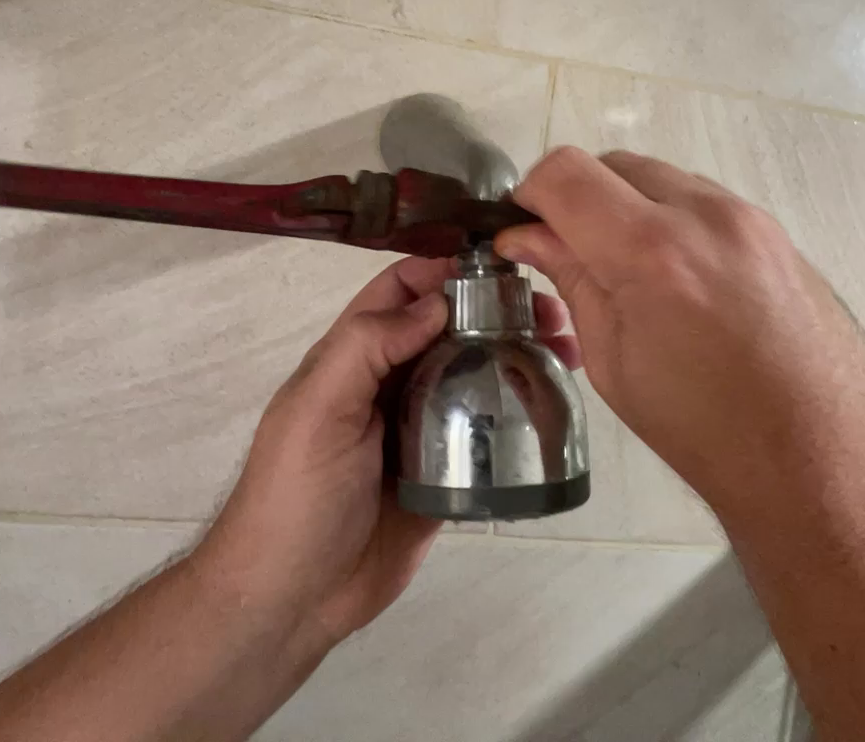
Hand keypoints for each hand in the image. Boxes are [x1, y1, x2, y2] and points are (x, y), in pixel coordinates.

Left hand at [192, 255, 580, 654]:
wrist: (298, 597)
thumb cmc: (297, 493)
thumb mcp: (318, 408)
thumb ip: (366, 346)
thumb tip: (435, 302)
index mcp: (354, 357)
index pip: (400, 291)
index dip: (442, 270)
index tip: (499, 268)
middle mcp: (391, 382)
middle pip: (448, 327)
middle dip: (495, 310)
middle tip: (552, 313)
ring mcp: (422, 426)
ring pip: (473, 372)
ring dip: (516, 354)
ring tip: (567, 352)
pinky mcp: (448, 469)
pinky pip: (487, 428)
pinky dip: (519, 409)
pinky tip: (555, 402)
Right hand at [494, 148, 864, 524]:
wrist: (822, 460)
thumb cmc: (703, 432)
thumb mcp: (612, 362)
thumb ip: (571, 281)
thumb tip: (526, 237)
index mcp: (653, 251)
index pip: (566, 174)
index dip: (529, 195)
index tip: (523, 234)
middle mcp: (704, 214)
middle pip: (612, 164)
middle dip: (576, 199)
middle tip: (568, 255)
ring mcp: (748, 217)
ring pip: (658, 178)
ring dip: (624, 207)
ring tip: (624, 272)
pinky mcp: (775, 231)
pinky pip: (700, 200)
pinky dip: (668, 219)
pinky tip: (674, 279)